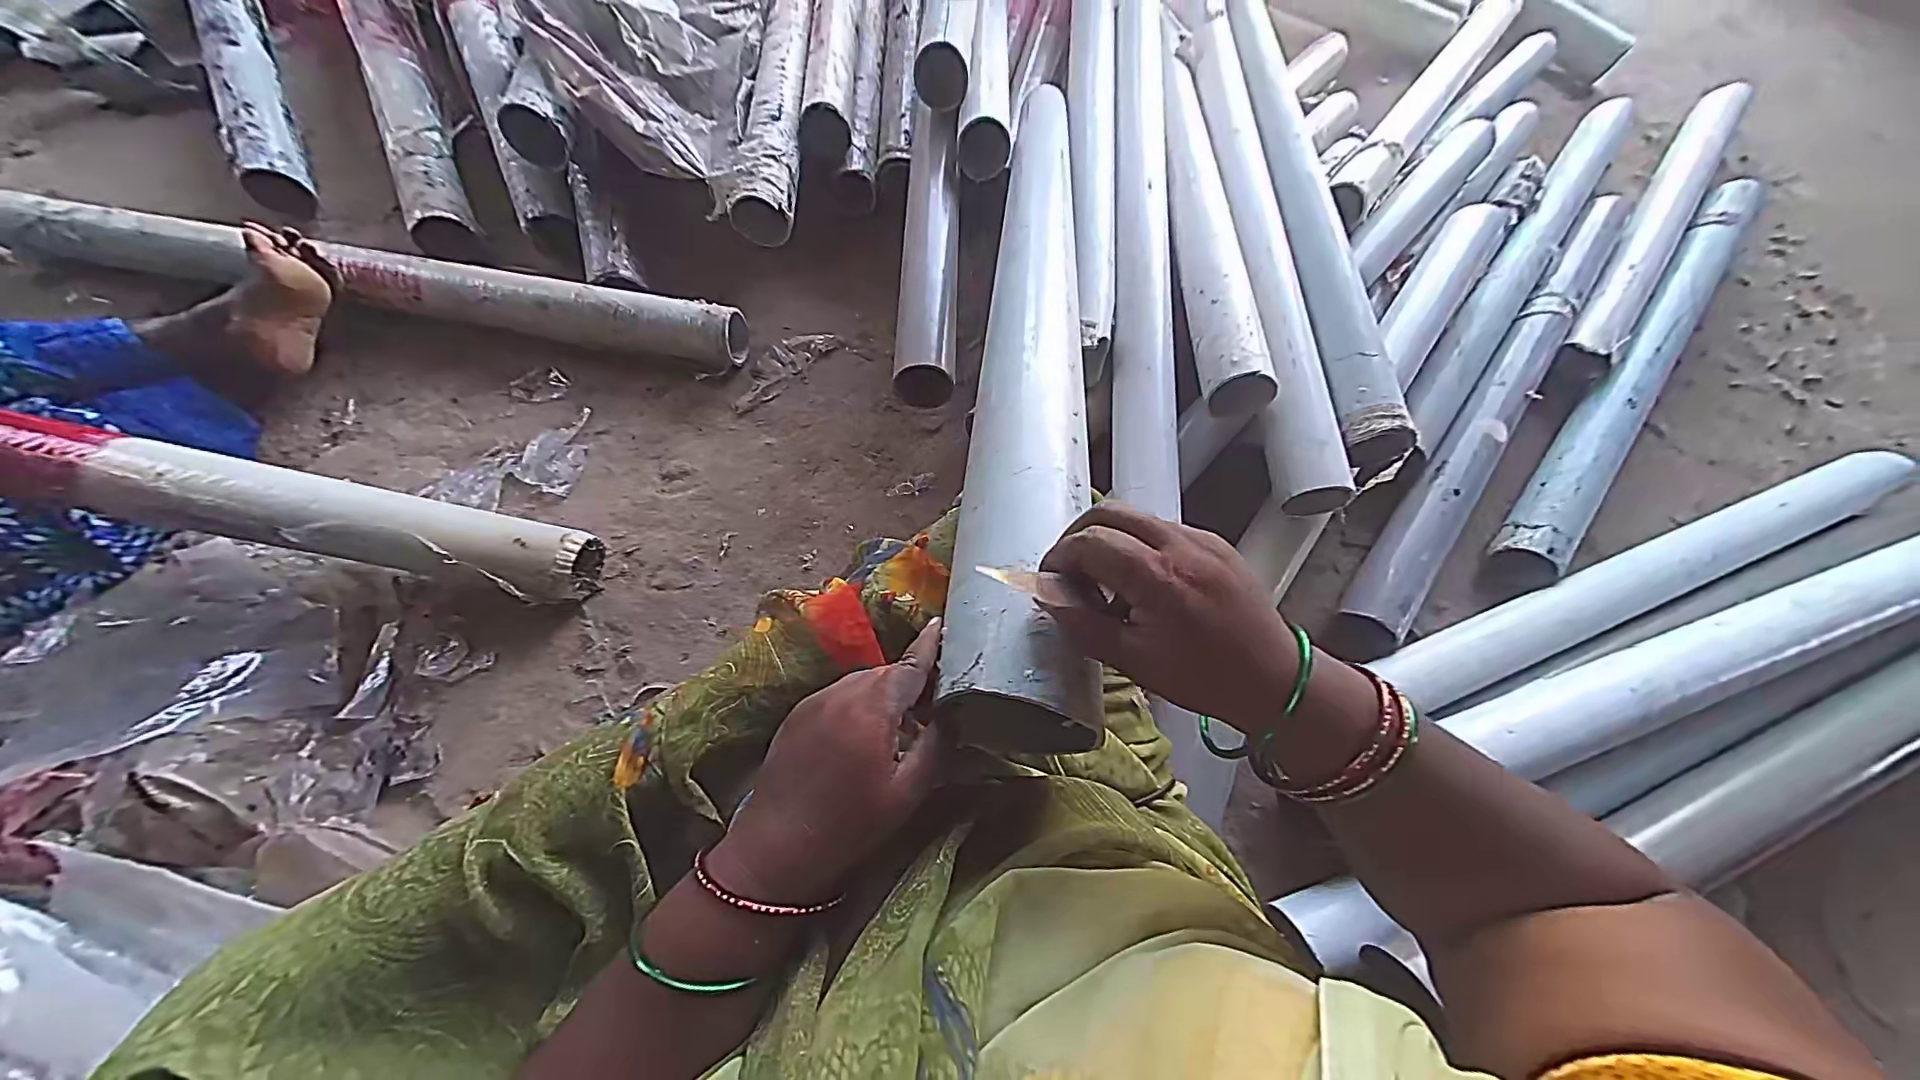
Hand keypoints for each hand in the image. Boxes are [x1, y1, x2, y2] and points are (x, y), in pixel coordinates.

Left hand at [706, 619, 946, 905]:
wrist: (775, 849)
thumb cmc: (849, 825)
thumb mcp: (907, 792)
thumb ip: (936, 745)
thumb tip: (951, 715)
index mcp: (872, 706)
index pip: (910, 664)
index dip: (929, 645)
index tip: (942, 624)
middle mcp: (841, 692)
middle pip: (886, 673)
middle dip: (910, 680)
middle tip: (931, 705)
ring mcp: (814, 700)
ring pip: (861, 682)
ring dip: (883, 693)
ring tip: (898, 726)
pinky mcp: (797, 714)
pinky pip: (838, 695)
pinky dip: (858, 703)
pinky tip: (862, 735)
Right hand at [1040, 503, 1299, 735]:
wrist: (1275, 679)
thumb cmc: (1205, 678)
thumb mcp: (1133, 660)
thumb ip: (1083, 623)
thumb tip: (1049, 596)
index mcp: (1160, 578)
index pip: (1090, 542)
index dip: (1060, 557)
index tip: (1051, 579)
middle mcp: (1182, 546)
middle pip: (1109, 511)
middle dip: (1077, 535)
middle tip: (1068, 569)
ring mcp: (1202, 539)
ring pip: (1135, 515)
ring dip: (1107, 538)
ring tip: (1103, 581)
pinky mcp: (1214, 542)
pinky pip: (1161, 528)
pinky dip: (1136, 543)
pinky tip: (1139, 581)